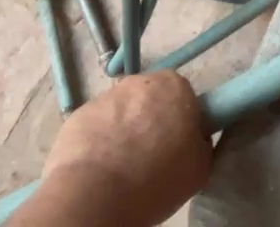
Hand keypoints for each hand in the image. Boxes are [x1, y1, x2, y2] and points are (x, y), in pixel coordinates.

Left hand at [14, 72, 210, 226]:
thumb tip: (192, 138)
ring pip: (122, 113)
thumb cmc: (155, 180)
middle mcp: (140, 82)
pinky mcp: (78, 116)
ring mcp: (105, 97)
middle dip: (151, 122)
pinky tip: (99, 170)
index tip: (175, 147)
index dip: (181, 122)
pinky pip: (96, 127)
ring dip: (124, 132)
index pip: (184, 97)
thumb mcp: (200, 167)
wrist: (94, 197)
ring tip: (121, 168)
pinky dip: (99, 143)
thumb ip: (201, 141)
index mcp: (175, 86)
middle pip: (151, 100)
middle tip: (150, 158)